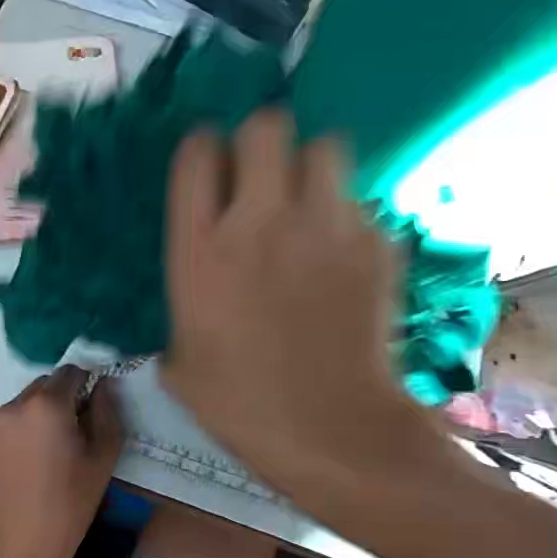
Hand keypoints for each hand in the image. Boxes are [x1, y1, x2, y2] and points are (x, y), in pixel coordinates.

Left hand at [0, 366, 124, 557]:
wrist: (24, 542)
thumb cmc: (72, 500)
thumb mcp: (104, 455)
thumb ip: (108, 411)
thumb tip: (104, 385)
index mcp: (48, 404)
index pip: (71, 372)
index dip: (87, 384)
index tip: (95, 407)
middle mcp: (15, 405)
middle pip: (44, 385)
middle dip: (62, 398)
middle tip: (76, 431)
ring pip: (24, 405)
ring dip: (40, 414)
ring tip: (52, 450)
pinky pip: (8, 425)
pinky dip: (22, 432)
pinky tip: (31, 463)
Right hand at [162, 109, 437, 495]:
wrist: (331, 430)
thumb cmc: (244, 407)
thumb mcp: (182, 362)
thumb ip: (183, 305)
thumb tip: (198, 287)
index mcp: (201, 249)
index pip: (197, 152)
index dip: (206, 150)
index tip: (214, 170)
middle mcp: (260, 221)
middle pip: (265, 126)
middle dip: (263, 142)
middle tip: (267, 177)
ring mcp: (324, 226)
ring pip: (325, 147)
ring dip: (313, 168)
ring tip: (312, 206)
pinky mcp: (374, 243)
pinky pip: (360, 204)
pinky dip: (348, 219)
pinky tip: (345, 257)